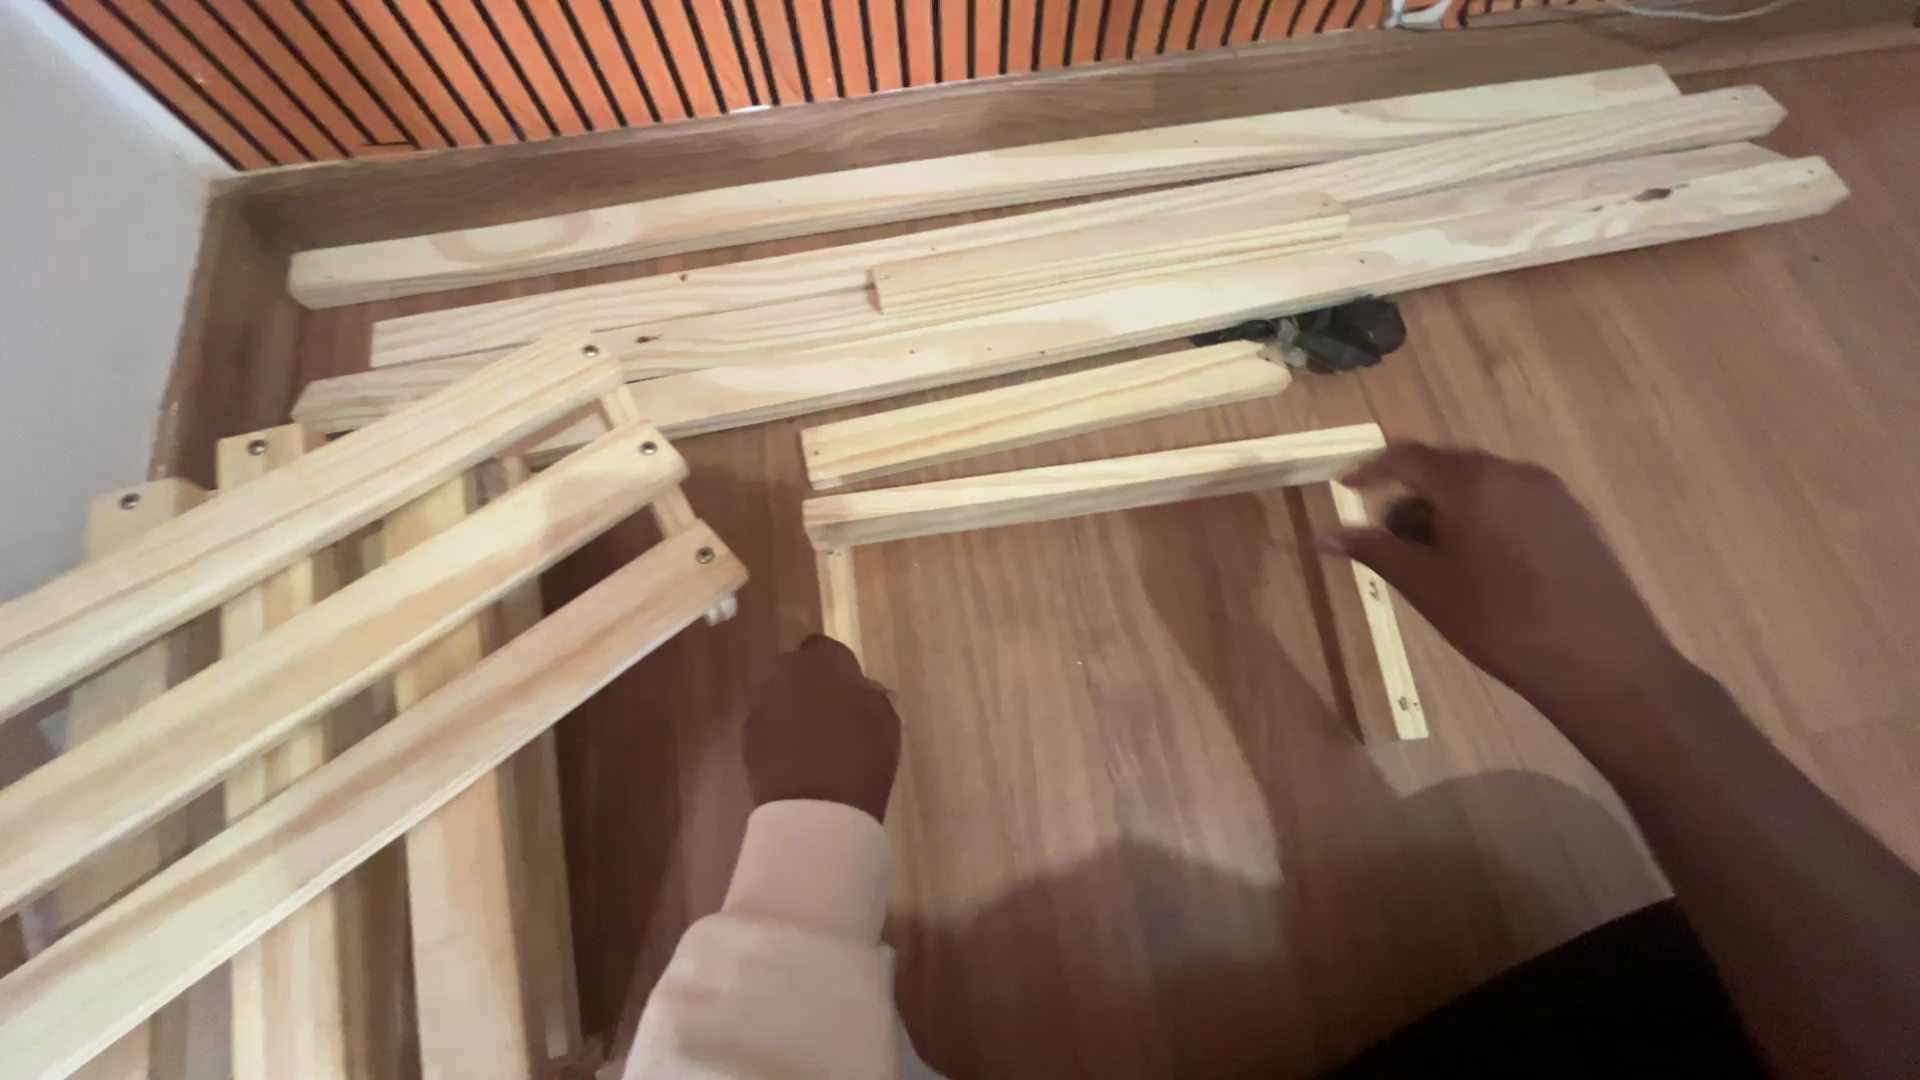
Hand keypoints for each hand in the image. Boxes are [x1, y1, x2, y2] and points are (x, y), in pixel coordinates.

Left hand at [742, 635, 901, 822]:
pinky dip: (778, 734)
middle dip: (809, 683)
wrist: (818, 809)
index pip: (825, 647)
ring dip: (792, 708)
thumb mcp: (886, 721)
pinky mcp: (747, 736)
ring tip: (812, 739)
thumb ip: (873, 696)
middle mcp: (786, 673)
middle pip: (796, 669)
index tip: (849, 689)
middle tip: (831, 712)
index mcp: (823, 662)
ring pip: (778, 696)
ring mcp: (761, 705)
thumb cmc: (862, 757)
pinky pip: (767, 724)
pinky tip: (795, 758)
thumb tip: (864, 691)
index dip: (837, 667)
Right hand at [1324, 442, 1691, 724]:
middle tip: (1384, 532)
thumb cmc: (1499, 621)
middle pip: (1444, 465)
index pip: (1406, 457)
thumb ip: (1373, 550)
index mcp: (1472, 483)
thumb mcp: (1424, 585)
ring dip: (1443, 505)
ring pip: (1478, 483)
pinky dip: (1478, 514)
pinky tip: (1474, 558)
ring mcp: (1550, 493)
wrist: (1603, 663)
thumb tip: (1320, 536)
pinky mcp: (1572, 517)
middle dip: (1407, 491)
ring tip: (1428, 551)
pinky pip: (1509, 498)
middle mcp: (1514, 473)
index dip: (1369, 471)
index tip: (1344, 489)